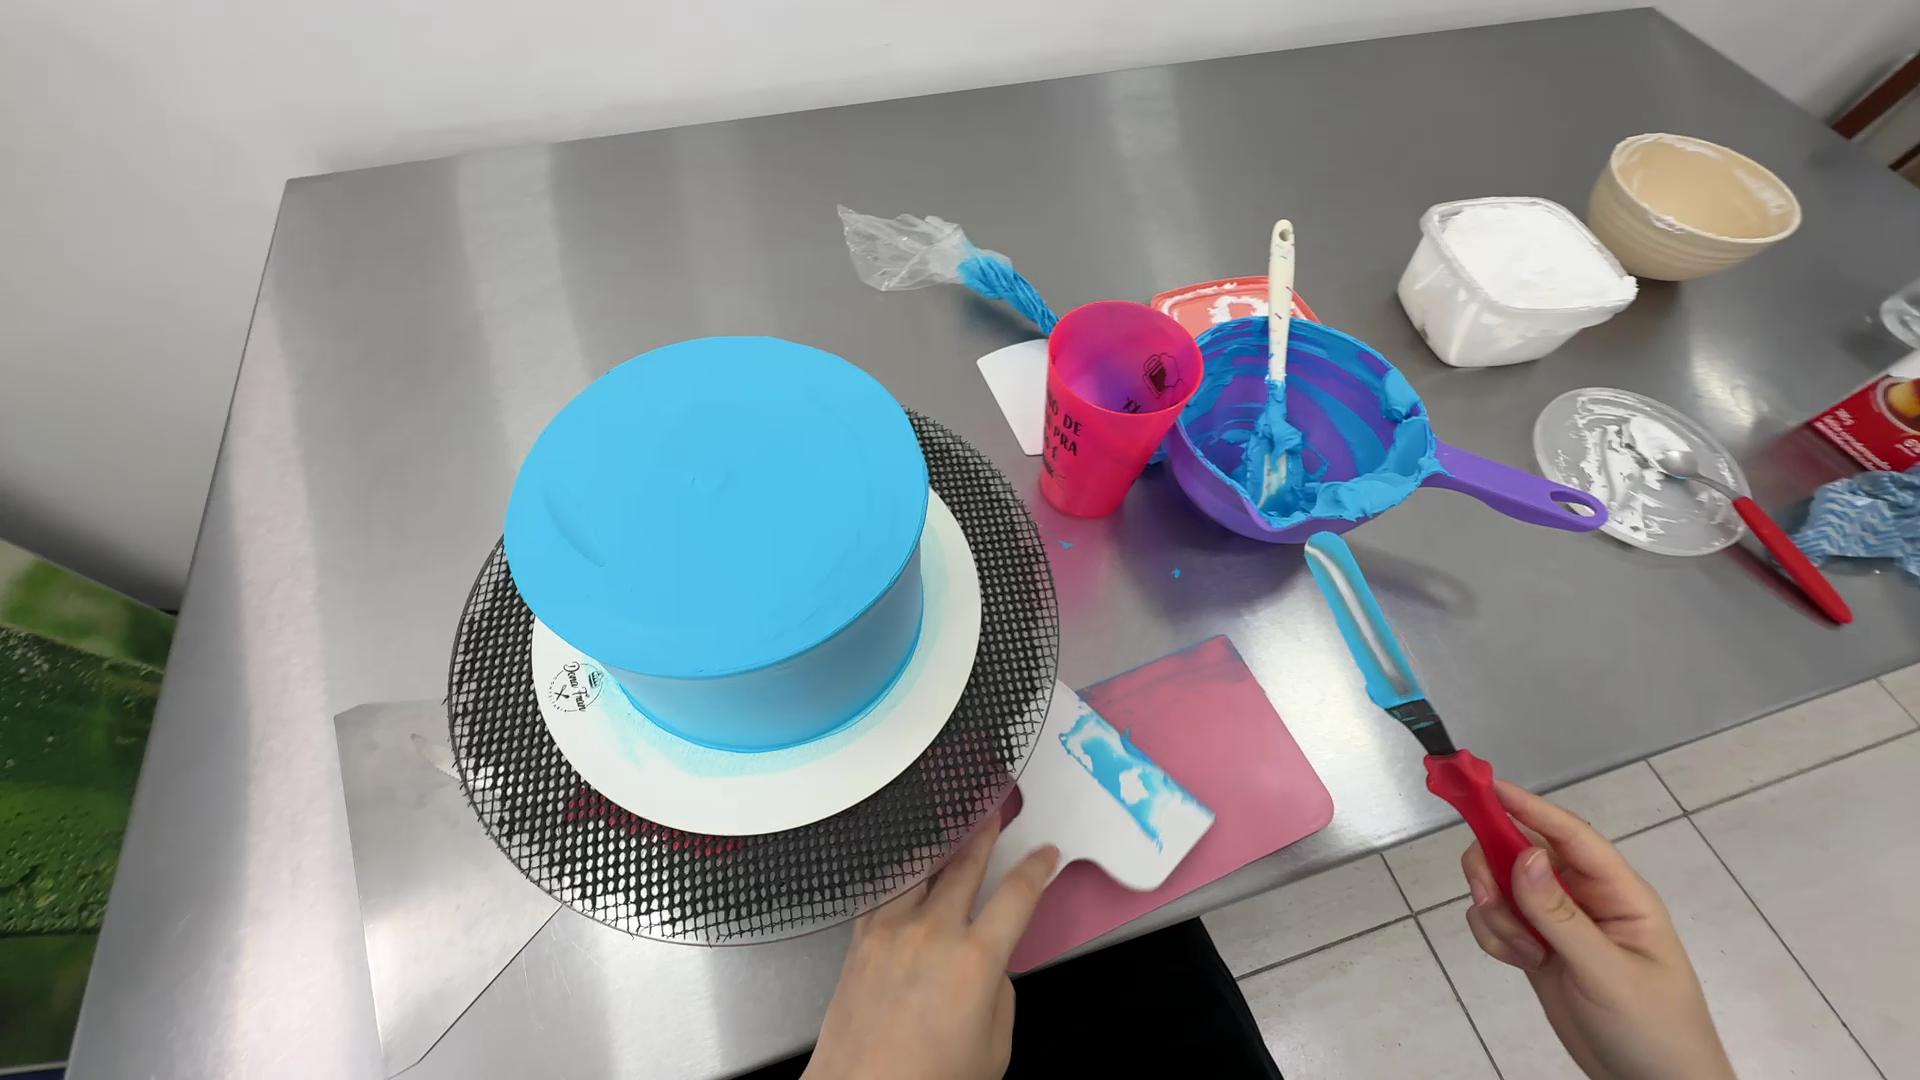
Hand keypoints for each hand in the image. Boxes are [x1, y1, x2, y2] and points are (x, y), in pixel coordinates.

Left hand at [803, 817, 1059, 1079]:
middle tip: (993, 815)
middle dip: (985, 835)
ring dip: (941, 843)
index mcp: (975, 961)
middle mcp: (933, 932)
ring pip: (920, 866)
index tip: (1046, 853)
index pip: (1017, 895)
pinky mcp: (862, 936)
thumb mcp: (993, 1047)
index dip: (1037, 868)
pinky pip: (883, 888)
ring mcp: (892, 929)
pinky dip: (899, 870)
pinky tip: (906, 863)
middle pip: (966, 866)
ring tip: (951, 823)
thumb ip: (998, 990)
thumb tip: (987, 959)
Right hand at [1461, 781, 1733, 1079]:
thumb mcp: (1609, 974)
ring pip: (1497, 882)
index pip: (1567, 833)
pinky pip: (1492, 915)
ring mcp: (1554, 917)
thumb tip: (1521, 855)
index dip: (1525, 804)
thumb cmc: (1653, 1031)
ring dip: (1494, 912)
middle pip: (1517, 849)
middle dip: (1493, 870)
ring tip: (1521, 951)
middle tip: (1486, 897)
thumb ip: (1560, 915)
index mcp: (1617, 893)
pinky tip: (1519, 962)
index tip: (1481, 784)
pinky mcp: (1532, 940)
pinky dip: (1492, 935)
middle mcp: (1582, 895)